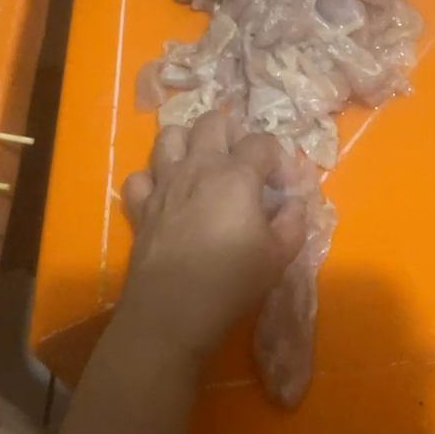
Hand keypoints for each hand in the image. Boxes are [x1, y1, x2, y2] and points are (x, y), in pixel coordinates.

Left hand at [117, 113, 309, 360]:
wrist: (172, 312)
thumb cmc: (231, 281)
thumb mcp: (280, 256)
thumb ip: (293, 222)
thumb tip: (292, 203)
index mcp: (236, 174)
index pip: (262, 142)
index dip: (278, 158)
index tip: (284, 187)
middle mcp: (198, 166)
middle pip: (212, 121)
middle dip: (231, 133)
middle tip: (241, 163)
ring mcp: (165, 182)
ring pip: (170, 135)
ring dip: (188, 143)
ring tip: (201, 165)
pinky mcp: (141, 205)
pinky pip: (140, 176)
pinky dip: (153, 179)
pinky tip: (166, 195)